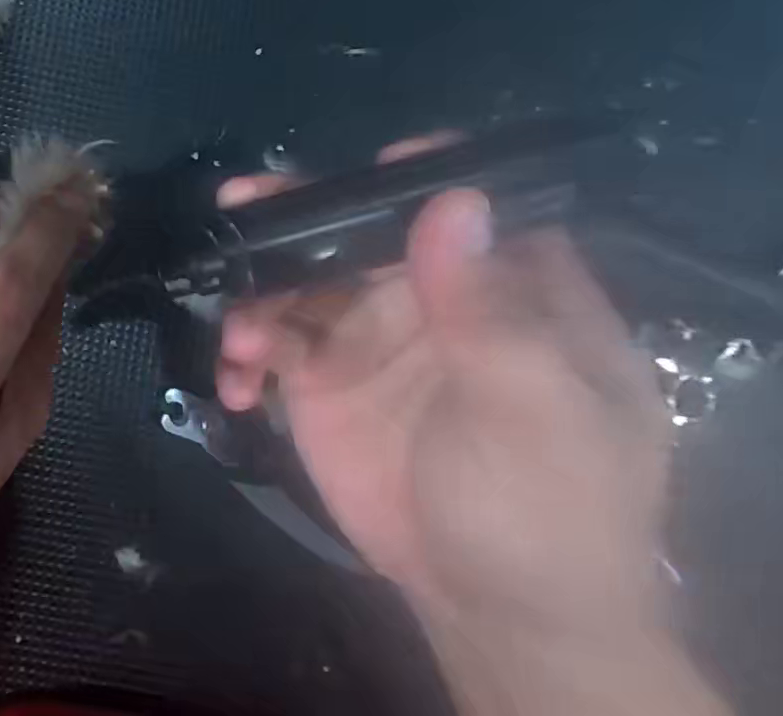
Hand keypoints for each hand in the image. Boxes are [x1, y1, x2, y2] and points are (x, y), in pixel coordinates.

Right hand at [217, 142, 671, 637]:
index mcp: (504, 289)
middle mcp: (427, 295)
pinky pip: (267, 340)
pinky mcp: (319, 376)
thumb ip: (487, 313)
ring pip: (296, 280)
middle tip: (240, 210)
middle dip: (292, 220)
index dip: (418, 176)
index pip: (466, 206)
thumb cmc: (545, 513)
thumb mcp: (533, 415)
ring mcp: (365, 333)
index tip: (367, 171)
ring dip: (255, 299)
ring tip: (244, 346)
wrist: (489, 610)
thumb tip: (455, 202)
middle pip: (354, 230)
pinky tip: (237, 388)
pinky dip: (243, 355)